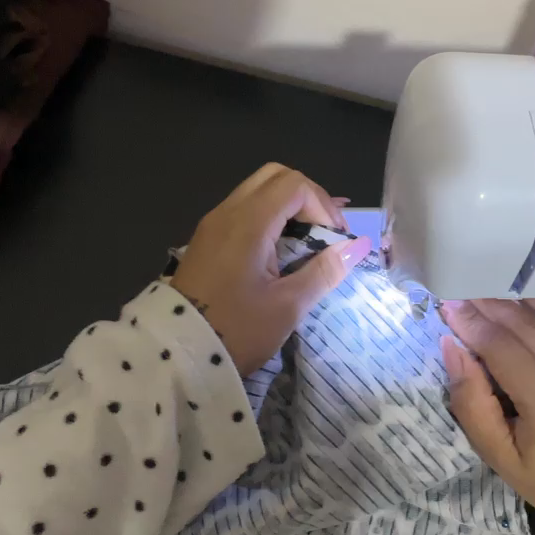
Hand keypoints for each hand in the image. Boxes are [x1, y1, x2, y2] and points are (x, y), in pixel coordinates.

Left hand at [170, 163, 370, 371]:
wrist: (175, 358)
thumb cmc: (236, 331)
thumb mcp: (288, 306)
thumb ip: (325, 271)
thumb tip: (358, 246)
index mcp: (247, 223)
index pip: (295, 185)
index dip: (323, 206)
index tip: (335, 240)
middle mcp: (227, 213)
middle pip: (276, 177)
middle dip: (308, 198)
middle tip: (325, 232)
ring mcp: (213, 224)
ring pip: (259, 191)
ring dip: (289, 208)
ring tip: (310, 242)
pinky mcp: (207, 240)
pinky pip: (245, 210)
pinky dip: (271, 218)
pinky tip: (284, 248)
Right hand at [439, 298, 534, 522]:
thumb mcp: (497, 453)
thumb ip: (470, 401)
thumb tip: (452, 346)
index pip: (503, 348)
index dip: (473, 323)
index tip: (451, 306)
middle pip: (531, 326)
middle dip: (493, 305)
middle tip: (469, 293)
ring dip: (529, 296)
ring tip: (503, 290)